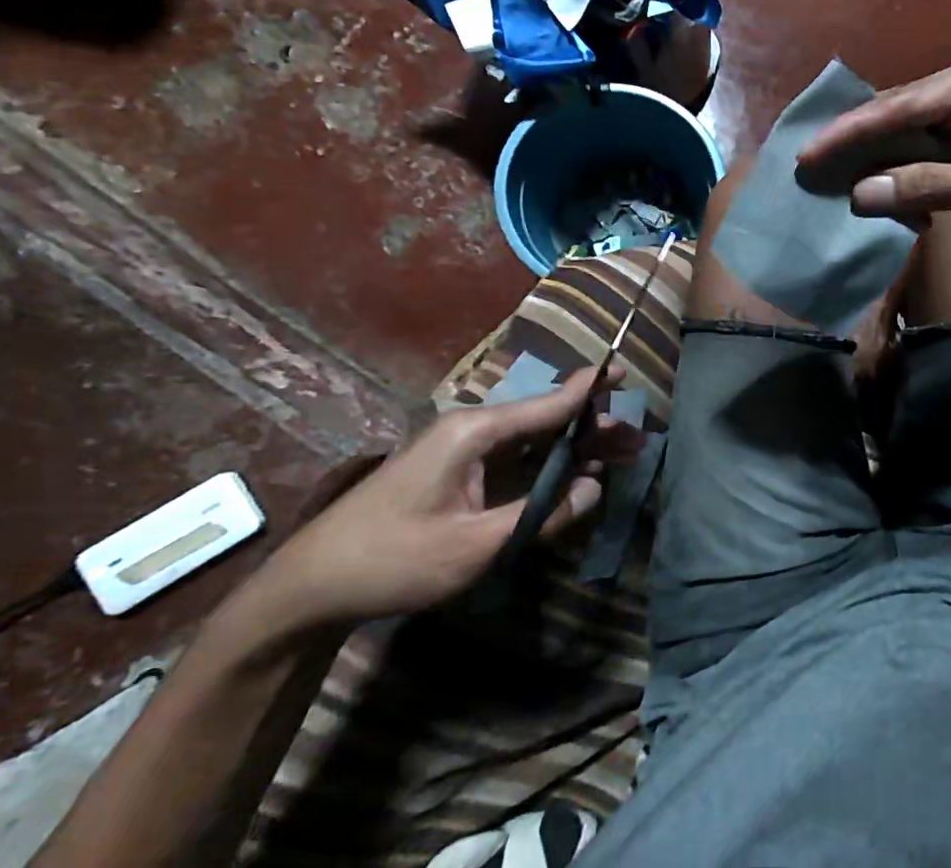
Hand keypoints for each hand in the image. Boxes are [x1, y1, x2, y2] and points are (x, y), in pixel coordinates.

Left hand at [237, 368, 641, 634]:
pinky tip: (578, 476)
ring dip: (576, 448)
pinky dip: (550, 468)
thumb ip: (541, 516)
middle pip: (546, 420)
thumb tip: (594, 488)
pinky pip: (517, 463)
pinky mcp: (459, 476)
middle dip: (593, 426)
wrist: (315, 586)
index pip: (546, 404)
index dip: (588, 388)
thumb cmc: (394, 560)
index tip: (622, 365)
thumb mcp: (475, 545)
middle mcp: (472, 433)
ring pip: (534, 442)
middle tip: (636, 438)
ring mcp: (463, 455)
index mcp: (474, 434)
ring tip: (620, 454)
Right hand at [795, 45, 950, 267]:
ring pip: (902, 142)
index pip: (909, 102)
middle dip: (855, 146)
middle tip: (806, 171)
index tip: (809, 153)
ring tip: (827, 189)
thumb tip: (860, 194)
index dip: (856, 130)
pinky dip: (896, 185)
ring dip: (871, 168)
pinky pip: (916, 165)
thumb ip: (933, 186)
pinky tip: (878, 204)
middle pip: (898, 116)